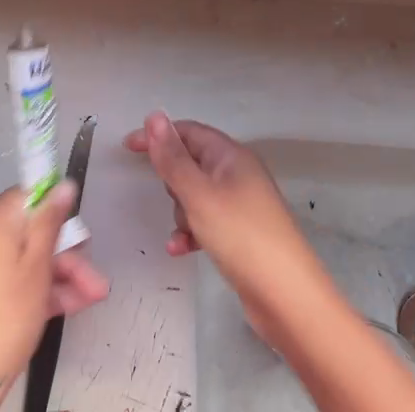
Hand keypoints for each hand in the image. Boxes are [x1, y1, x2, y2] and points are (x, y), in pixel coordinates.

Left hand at [0, 184, 109, 411]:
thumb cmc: (5, 318)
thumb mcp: (38, 267)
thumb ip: (50, 221)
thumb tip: (62, 185)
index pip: (30, 198)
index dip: (57, 219)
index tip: (79, 243)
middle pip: (24, 232)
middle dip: (61, 257)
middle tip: (91, 283)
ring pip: (12, 256)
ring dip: (48, 276)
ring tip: (81, 301)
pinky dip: (20, 283)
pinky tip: (50, 306)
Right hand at [125, 112, 323, 345]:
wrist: (287, 297)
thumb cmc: (241, 236)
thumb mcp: (198, 194)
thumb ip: (173, 157)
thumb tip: (154, 116)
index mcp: (231, 157)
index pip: (188, 132)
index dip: (158, 135)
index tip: (128, 147)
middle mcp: (237, 175)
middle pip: (191, 163)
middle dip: (173, 181)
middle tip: (173, 199)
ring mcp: (240, 205)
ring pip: (194, 195)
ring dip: (181, 212)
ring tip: (186, 231)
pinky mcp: (239, 233)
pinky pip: (204, 222)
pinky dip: (190, 232)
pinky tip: (180, 249)